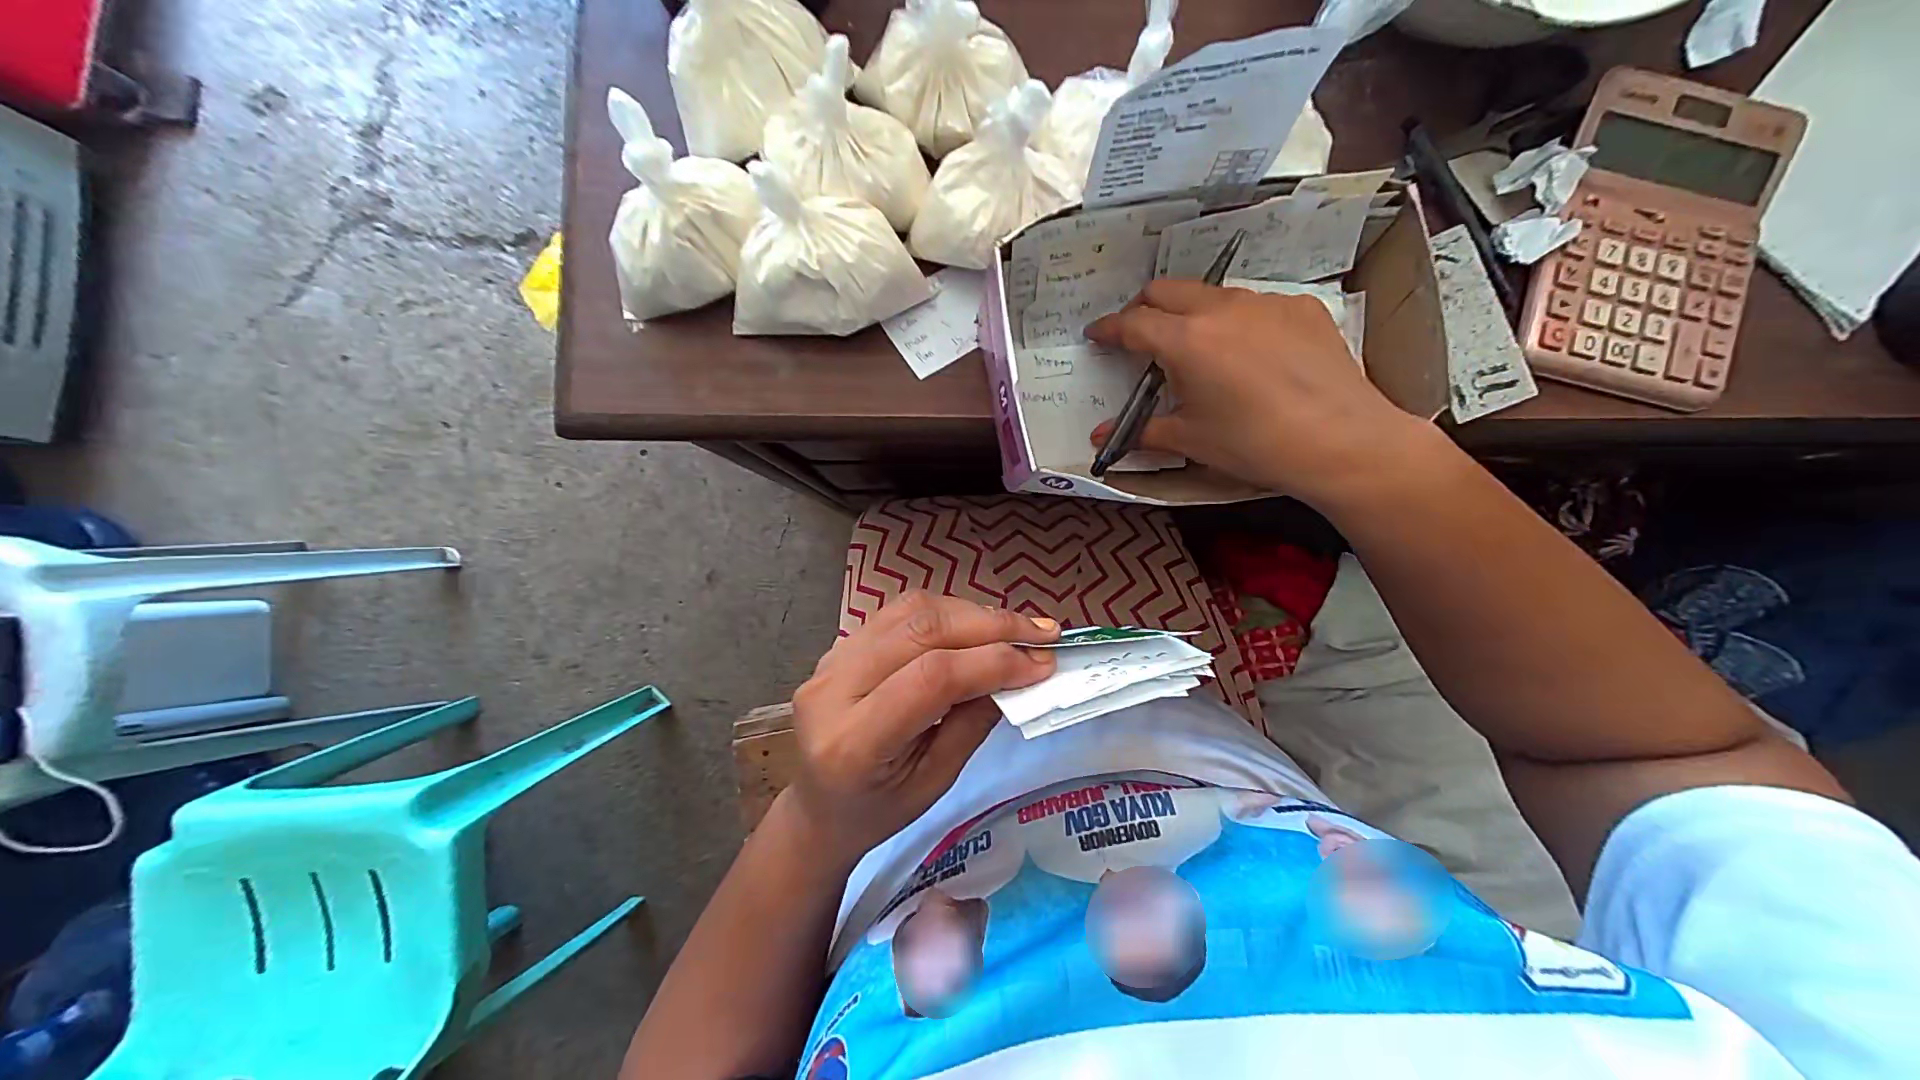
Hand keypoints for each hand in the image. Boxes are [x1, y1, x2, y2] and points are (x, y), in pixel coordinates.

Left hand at [785, 592, 1058, 863]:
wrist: (818, 809)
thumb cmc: (878, 811)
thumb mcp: (935, 782)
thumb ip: (973, 721)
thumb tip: (1020, 670)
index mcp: (854, 741)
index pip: (932, 677)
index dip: (993, 661)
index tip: (1043, 662)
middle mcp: (833, 689)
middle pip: (921, 630)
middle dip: (991, 625)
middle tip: (1042, 633)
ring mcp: (829, 661)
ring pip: (910, 611)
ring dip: (971, 612)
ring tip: (1015, 629)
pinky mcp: (837, 647)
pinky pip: (897, 614)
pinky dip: (945, 613)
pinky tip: (975, 627)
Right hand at [1087, 281, 1431, 505]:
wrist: (1341, 441)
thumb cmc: (1254, 444)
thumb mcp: (1191, 440)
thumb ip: (1141, 432)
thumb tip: (1099, 438)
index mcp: (1186, 340)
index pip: (1132, 323)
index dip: (1108, 329)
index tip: (1096, 335)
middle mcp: (1221, 309)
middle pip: (1166, 290)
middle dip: (1143, 308)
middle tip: (1137, 335)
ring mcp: (1265, 303)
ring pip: (1212, 295)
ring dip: (1191, 313)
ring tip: (1197, 348)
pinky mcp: (1301, 308)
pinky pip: (1255, 305)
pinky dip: (1237, 323)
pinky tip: (1250, 356)